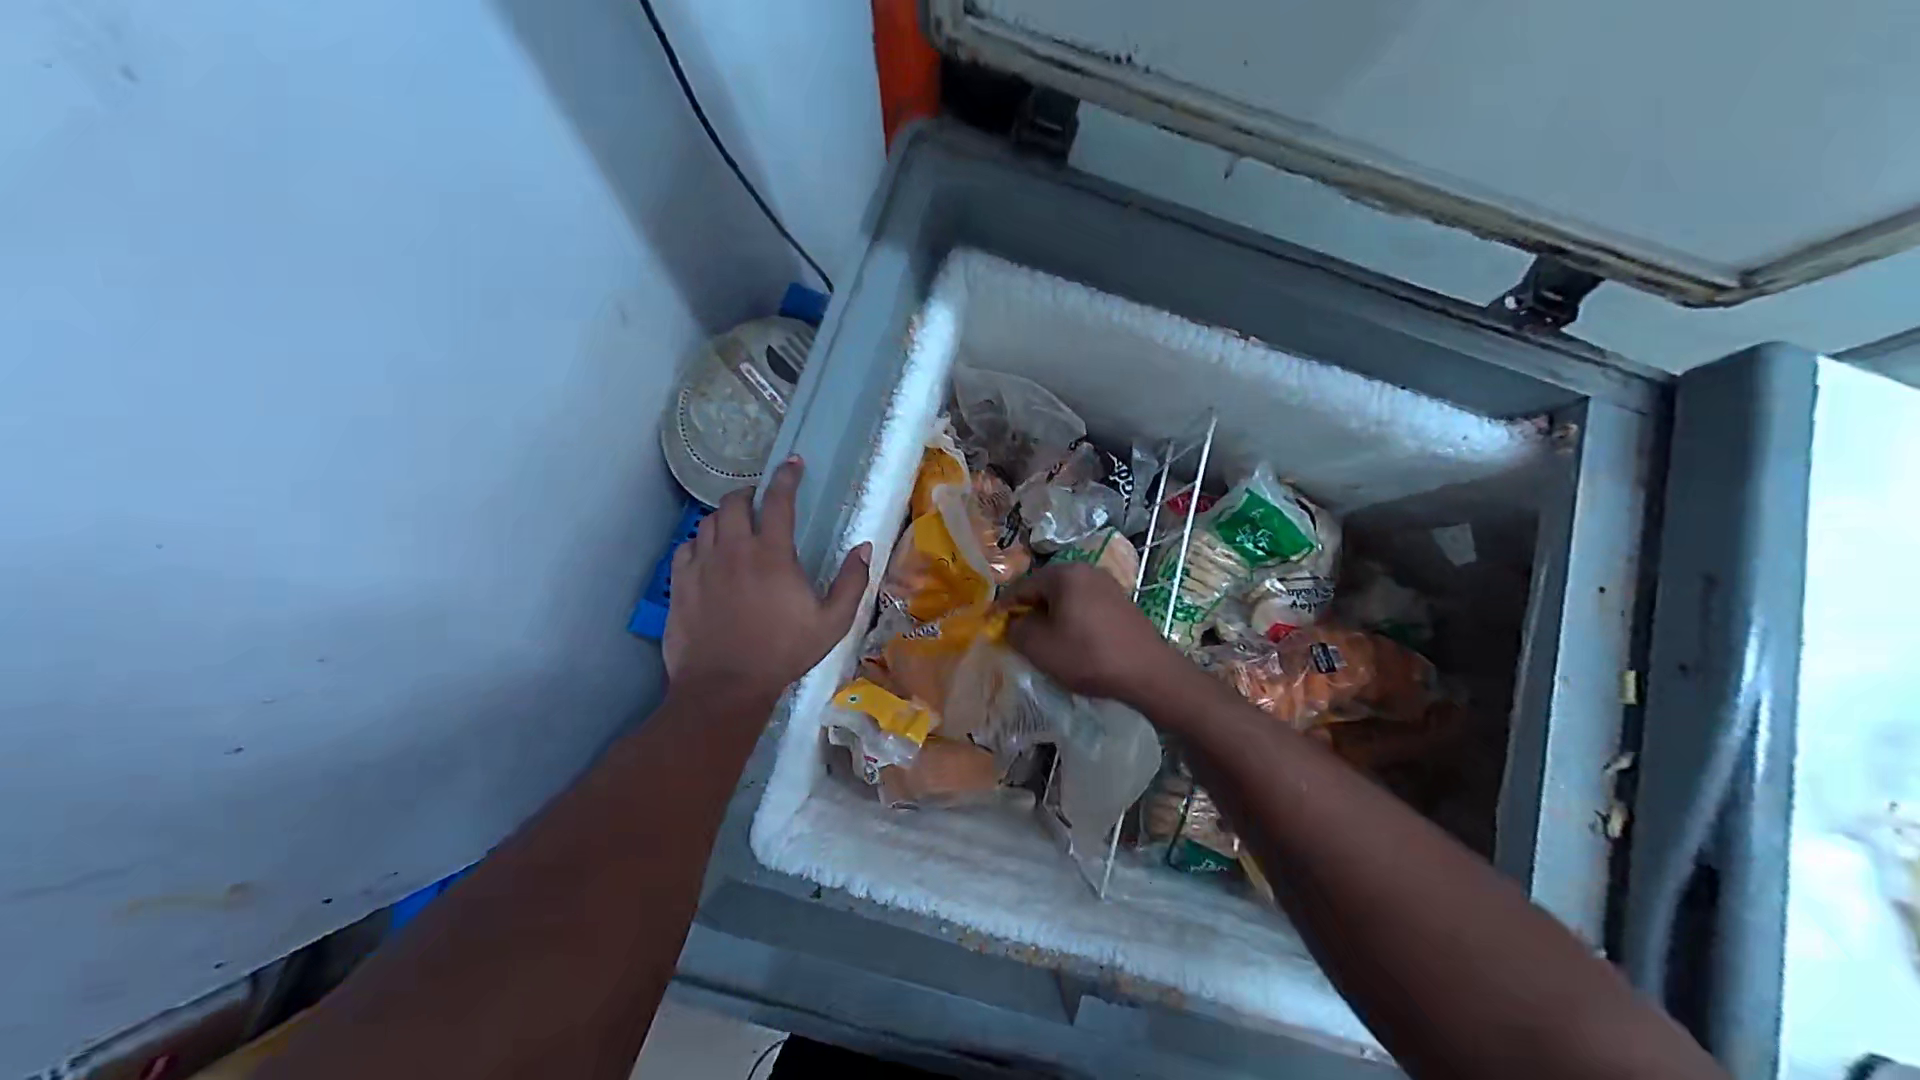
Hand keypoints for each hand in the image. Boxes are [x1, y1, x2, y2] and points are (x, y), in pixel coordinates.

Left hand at [664, 456, 871, 704]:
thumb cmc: (784, 652)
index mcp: (772, 553)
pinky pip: (686, 547)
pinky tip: (709, 555)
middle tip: (761, 502)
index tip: (793, 463)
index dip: (787, 476)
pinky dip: (700, 543)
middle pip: (735, 502)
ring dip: (726, 517)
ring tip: (737, 528)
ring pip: (709, 521)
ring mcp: (702, 564)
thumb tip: (864, 547)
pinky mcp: (680, 582)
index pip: (779, 499)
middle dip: (750, 494)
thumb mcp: (832, 622)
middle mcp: (734, 548)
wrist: (725, 685)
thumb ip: (852, 582)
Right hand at [1003, 562, 1186, 705]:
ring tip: (1044, 642)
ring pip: (1066, 598)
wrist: (1148, 673)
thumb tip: (1012, 623)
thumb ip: (1015, 629)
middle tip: (1018, 636)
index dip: (1003, 608)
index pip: (1021, 586)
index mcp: (1064, 573)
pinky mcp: (1122, 602)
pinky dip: (1072, 620)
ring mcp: (1108, 584)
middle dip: (1029, 611)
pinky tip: (1073, 642)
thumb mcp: (1039, 646)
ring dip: (1051, 617)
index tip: (991, 627)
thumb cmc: (1087, 656)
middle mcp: (1086, 570)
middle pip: (1045, 589)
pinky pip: (1085, 606)